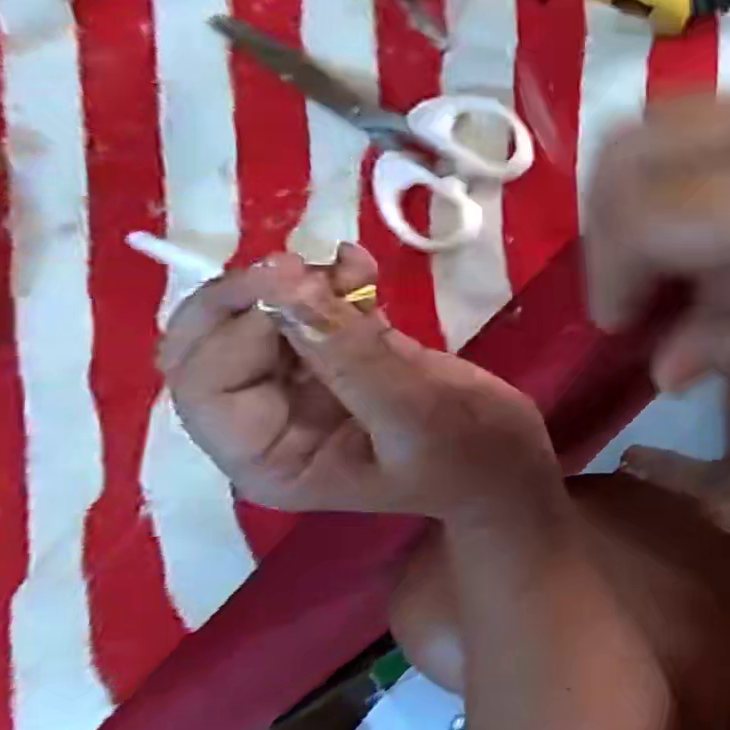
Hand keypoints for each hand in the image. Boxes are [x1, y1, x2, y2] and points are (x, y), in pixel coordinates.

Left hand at [160, 247, 560, 518]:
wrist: (520, 466)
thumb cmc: (474, 459)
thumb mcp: (418, 413)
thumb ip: (353, 357)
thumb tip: (286, 283)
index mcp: (270, 457)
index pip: (209, 385)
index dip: (237, 329)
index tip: (292, 280)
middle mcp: (270, 422)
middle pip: (214, 347)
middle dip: (252, 299)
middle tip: (300, 263)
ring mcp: (308, 388)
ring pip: (260, 321)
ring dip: (296, 284)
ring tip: (350, 265)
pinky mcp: (348, 359)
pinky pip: (317, 313)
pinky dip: (333, 283)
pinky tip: (361, 265)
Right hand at [585, 98, 729, 388]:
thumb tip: (658, 368)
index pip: (648, 214)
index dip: (612, 273)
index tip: (624, 325)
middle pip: (631, 154)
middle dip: (608, 229)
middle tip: (633, 294)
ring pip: (654, 122)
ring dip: (631, 190)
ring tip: (656, 258)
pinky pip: (694, 116)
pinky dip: (668, 164)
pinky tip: (695, 217)